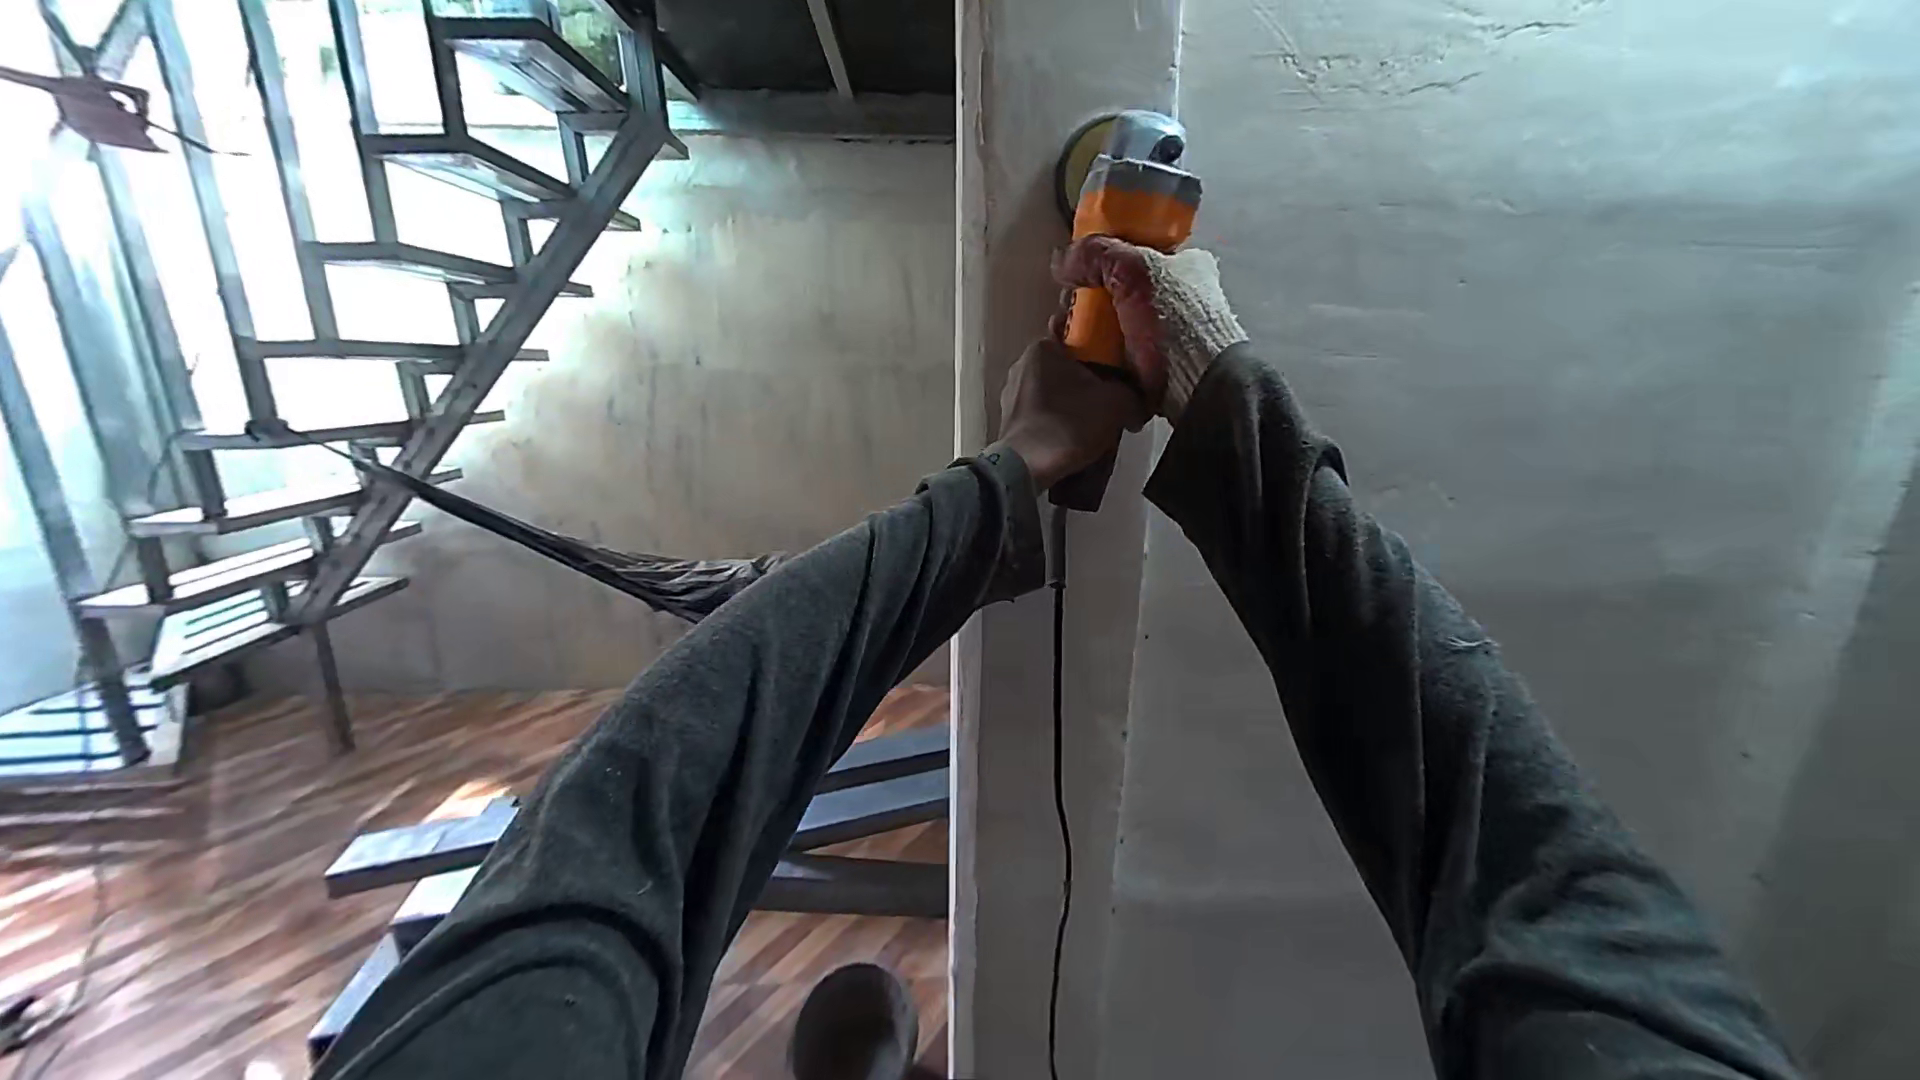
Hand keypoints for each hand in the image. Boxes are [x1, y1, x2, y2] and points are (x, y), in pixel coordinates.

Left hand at [997, 337, 1145, 490]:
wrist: (1024, 469)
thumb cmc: (1068, 425)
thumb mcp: (1115, 404)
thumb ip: (1133, 396)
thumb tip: (1138, 406)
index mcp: (1041, 348)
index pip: (1076, 333)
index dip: (1101, 347)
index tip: (1116, 365)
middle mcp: (1020, 365)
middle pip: (1065, 365)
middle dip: (1088, 380)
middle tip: (1110, 399)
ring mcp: (1011, 394)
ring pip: (1052, 390)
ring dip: (1072, 403)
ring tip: (1093, 424)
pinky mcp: (1008, 421)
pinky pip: (1041, 413)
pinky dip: (1057, 421)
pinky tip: (1071, 437)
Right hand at [1052, 236, 1247, 420]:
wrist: (1193, 383)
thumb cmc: (1174, 318)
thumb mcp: (1136, 269)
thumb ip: (1096, 254)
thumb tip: (1061, 262)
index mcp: (1181, 266)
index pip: (1135, 250)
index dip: (1105, 254)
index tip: (1081, 264)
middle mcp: (1168, 298)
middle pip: (1111, 287)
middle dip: (1083, 293)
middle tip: (1069, 301)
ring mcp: (1153, 335)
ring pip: (1103, 321)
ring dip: (1076, 323)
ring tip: (1061, 328)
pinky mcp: (1138, 366)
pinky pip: (1101, 351)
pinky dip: (1082, 349)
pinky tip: (1067, 348)